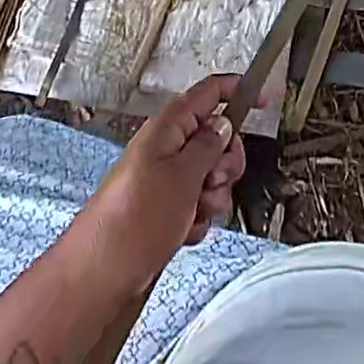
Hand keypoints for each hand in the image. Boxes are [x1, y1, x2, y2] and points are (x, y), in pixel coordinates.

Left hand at [74, 74, 248, 289]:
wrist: (100, 273)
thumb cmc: (134, 219)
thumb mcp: (183, 175)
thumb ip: (210, 145)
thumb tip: (225, 123)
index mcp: (170, 126)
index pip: (210, 93)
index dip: (238, 90)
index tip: (263, 98)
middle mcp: (169, 146)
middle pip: (218, 138)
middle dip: (225, 163)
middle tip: (212, 181)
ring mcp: (167, 177)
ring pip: (213, 175)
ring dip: (212, 197)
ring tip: (192, 212)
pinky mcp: (166, 206)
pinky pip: (200, 203)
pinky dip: (198, 218)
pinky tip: (182, 230)